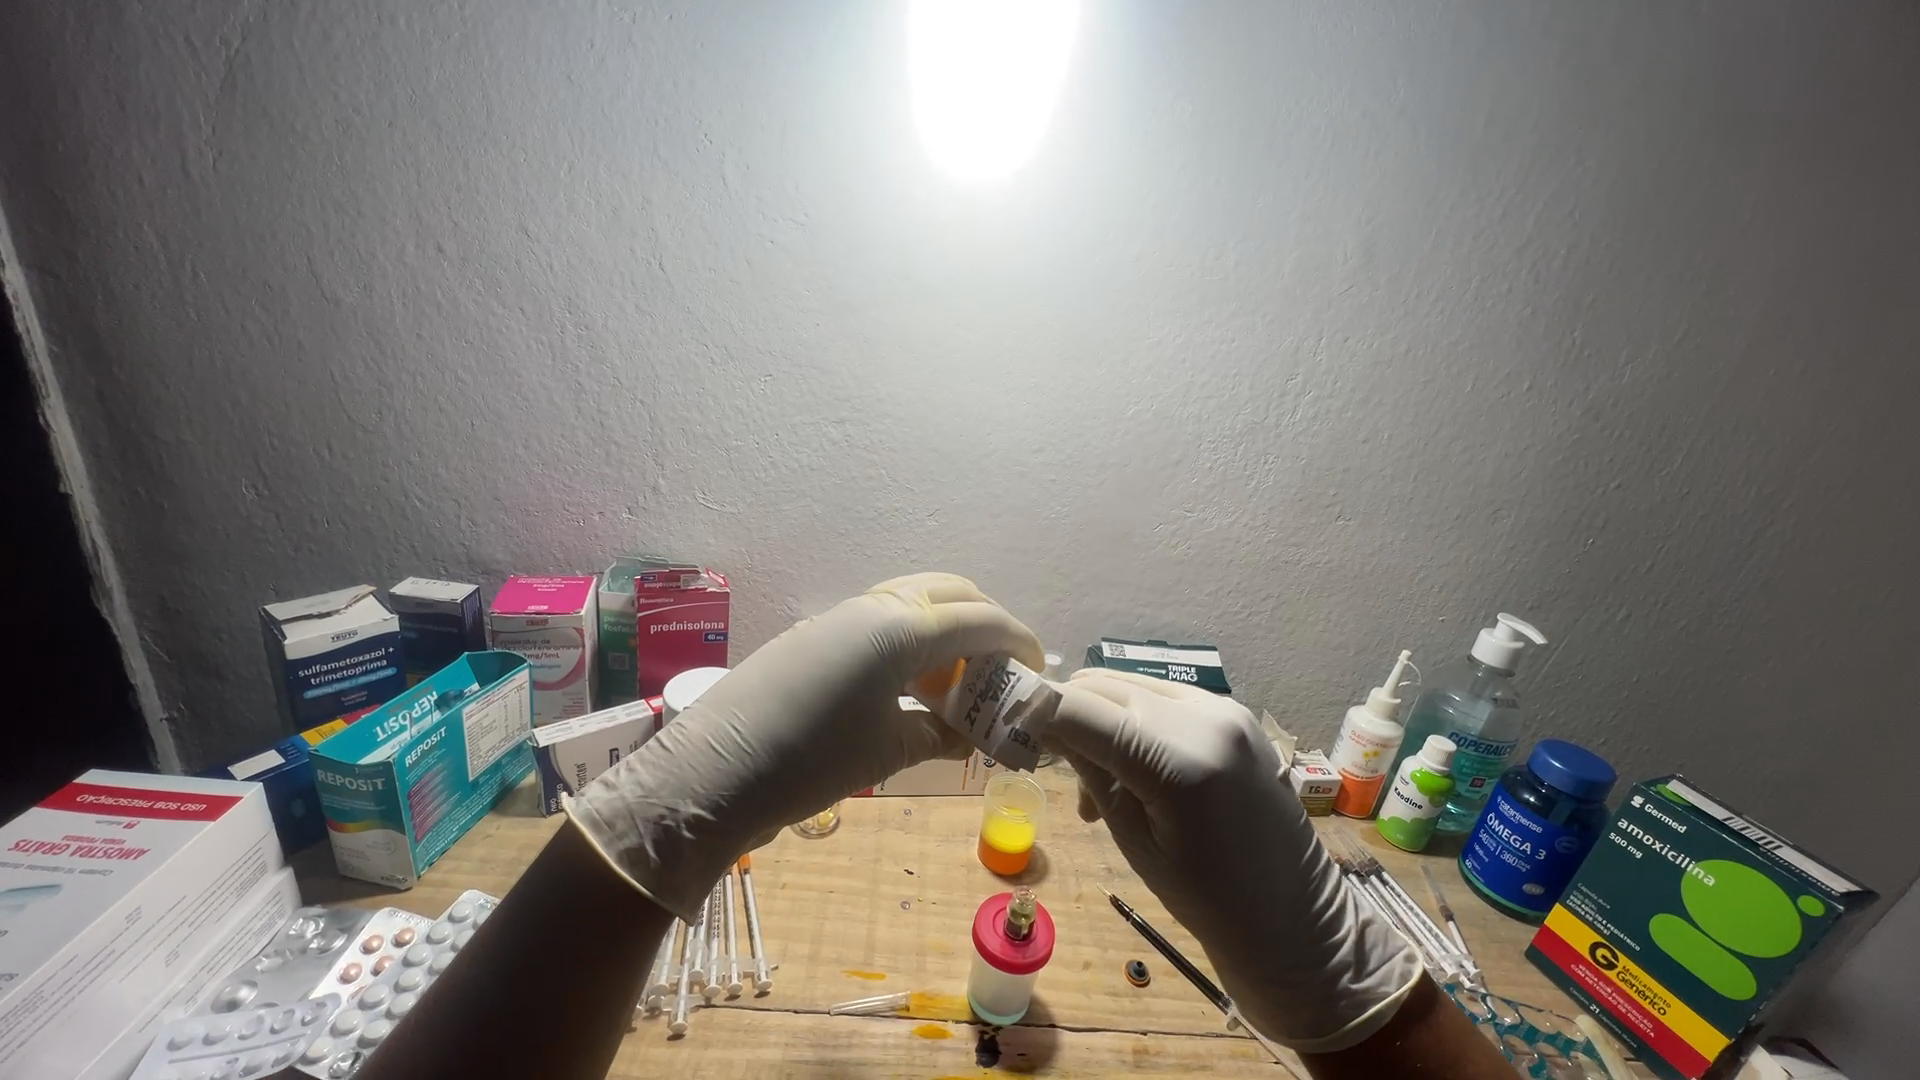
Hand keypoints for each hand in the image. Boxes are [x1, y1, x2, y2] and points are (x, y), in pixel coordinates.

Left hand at [567, 572, 1042, 920]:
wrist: (714, 773)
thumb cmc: (814, 762)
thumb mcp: (888, 750)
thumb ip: (940, 731)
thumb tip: (971, 732)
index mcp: (902, 630)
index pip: (980, 619)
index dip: (1016, 639)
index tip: (1036, 666)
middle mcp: (874, 607)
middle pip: (950, 591)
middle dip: (984, 619)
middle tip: (997, 663)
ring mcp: (841, 615)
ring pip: (913, 599)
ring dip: (945, 624)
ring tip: (954, 674)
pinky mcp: (816, 633)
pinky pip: (881, 617)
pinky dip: (911, 635)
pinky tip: (908, 679)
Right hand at [1048, 669, 1421, 1051]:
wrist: (1297, 921)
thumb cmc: (1208, 902)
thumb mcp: (1134, 840)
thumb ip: (1090, 773)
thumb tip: (1042, 728)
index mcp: (1177, 761)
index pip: (1079, 710)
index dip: (1033, 713)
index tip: (1003, 726)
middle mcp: (1203, 717)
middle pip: (1102, 687)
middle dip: (1062, 712)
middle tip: (1038, 753)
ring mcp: (1223, 708)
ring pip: (1129, 685)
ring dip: (1096, 715)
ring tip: (1089, 776)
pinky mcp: (1232, 712)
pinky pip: (1161, 698)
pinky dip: (1131, 718)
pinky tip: (1129, 764)